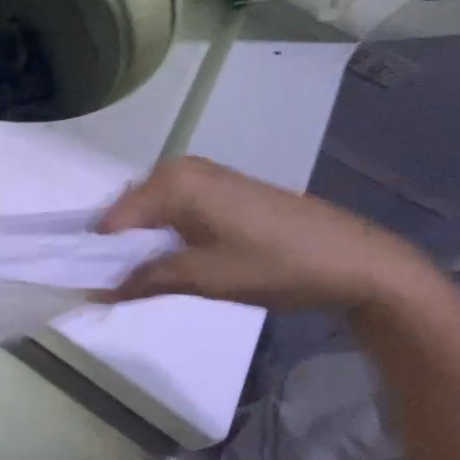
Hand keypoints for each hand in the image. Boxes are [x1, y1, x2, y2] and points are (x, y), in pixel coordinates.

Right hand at [97, 156, 445, 312]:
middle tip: (131, 285)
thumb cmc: (279, 266)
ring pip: (152, 211)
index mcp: (170, 181)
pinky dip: (171, 233)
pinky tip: (186, 259)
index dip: (101, 256)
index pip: (113, 221)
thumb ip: (144, 280)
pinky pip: (176, 207)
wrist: (365, 265)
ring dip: (148, 242)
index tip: (98, 287)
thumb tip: (94, 292)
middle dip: (124, 248)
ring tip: (159, 276)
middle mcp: (178, 167)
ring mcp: (202, 174)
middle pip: (129, 212)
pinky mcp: (222, 186)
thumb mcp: (206, 279)